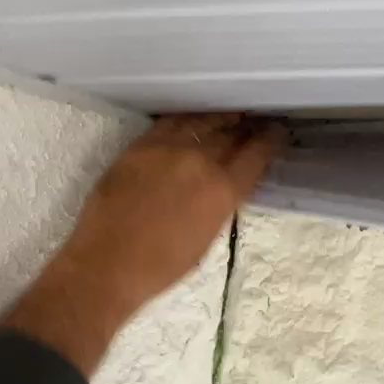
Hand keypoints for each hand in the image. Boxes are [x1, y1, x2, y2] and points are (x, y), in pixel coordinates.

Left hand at [4, 114, 284, 375]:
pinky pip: (169, 124)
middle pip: (230, 134)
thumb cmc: (161, 267)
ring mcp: (166, 150)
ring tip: (229, 116)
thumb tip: (226, 185)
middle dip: (246, 127)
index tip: (276, 134)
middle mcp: (199, 162)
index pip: (256, 156)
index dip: (269, 142)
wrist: (108, 266)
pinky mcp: (139, 147)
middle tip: (254, 122)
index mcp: (222, 191)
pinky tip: (191, 121)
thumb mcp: (207, 239)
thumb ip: (220, 204)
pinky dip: (186, 120)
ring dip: (218, 118)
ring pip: (201, 122)